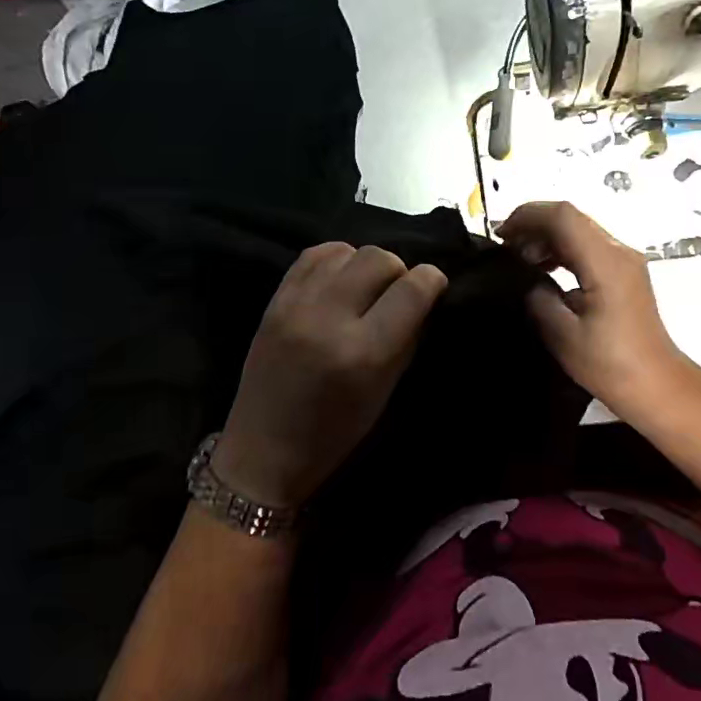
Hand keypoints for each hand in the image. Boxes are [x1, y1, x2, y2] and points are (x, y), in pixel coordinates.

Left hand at [215, 243, 447, 507]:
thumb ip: (409, 336)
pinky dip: (336, 261)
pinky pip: (313, 255)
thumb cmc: (337, 432)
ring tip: (365, 288)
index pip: (412, 289)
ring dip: (365, 264)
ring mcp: (296, 305)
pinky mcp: (274, 301)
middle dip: (399, 271)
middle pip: (379, 258)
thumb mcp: (387, 389)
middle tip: (397, 293)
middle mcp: (329, 319)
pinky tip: (340, 280)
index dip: (433, 280)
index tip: (435, 287)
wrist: (265, 449)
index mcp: (364, 353)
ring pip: (347, 250)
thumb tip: (424, 296)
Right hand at [497, 202, 688, 413]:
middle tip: (504, 250)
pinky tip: (542, 272)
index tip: (500, 236)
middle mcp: (619, 252)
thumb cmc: (610, 364)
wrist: (656, 385)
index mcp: (606, 263)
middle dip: (533, 226)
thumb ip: (538, 298)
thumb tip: (528, 280)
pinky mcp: (624, 274)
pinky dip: (562, 252)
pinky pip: (589, 249)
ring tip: (518, 260)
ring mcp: (625, 261)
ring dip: (547, 238)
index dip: (527, 216)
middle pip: (572, 219)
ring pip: (579, 232)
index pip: (563, 217)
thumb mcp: (562, 335)